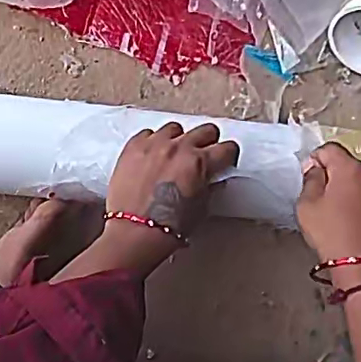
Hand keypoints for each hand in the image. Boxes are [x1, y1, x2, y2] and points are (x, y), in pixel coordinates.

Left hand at [52, 122, 239, 280]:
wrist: (135, 232)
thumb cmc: (166, 226)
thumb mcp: (201, 208)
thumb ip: (210, 187)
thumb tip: (213, 180)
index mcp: (200, 162)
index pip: (227, 148)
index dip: (227, 157)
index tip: (223, 161)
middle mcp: (178, 148)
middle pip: (205, 131)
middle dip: (207, 143)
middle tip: (202, 156)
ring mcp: (154, 145)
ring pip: (175, 129)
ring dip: (178, 140)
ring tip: (174, 155)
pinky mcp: (132, 148)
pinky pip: (147, 134)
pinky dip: (152, 143)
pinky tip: (151, 156)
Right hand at [296, 142, 360, 284]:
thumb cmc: (333, 236)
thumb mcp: (306, 208)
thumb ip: (310, 181)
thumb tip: (315, 168)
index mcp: (351, 169)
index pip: (330, 150)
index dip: (317, 160)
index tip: (311, 177)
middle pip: (354, 168)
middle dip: (341, 180)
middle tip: (330, 205)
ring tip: (351, 219)